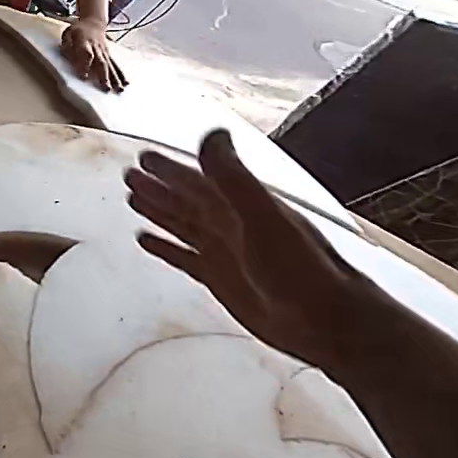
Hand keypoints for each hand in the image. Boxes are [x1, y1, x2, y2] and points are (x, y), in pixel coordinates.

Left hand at [60, 16, 126, 91]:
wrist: (93, 22)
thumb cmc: (77, 30)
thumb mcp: (68, 34)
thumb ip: (67, 45)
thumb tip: (67, 55)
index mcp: (85, 42)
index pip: (86, 54)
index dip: (85, 65)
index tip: (84, 77)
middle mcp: (97, 48)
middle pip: (101, 63)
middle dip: (103, 76)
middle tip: (106, 88)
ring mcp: (104, 52)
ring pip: (110, 66)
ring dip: (115, 78)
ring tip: (119, 90)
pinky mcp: (109, 55)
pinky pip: (115, 65)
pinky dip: (120, 74)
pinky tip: (125, 84)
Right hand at [123, 129, 369, 369]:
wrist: (329, 323)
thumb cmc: (300, 268)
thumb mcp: (263, 216)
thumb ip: (233, 177)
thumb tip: (212, 134)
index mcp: (236, 205)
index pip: (194, 179)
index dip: (169, 168)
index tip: (143, 157)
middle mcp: (226, 224)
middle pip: (183, 199)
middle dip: (156, 186)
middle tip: (129, 175)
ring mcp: (221, 251)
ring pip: (180, 224)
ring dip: (157, 210)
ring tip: (132, 198)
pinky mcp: (216, 278)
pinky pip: (181, 256)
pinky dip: (162, 247)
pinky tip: (145, 241)